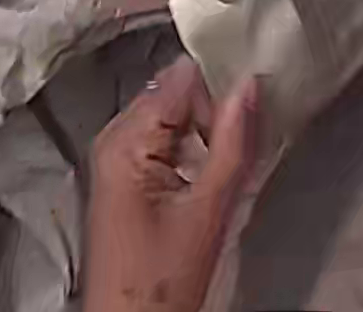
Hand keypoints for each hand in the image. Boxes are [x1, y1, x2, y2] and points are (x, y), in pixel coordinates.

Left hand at [84, 58, 258, 311]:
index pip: (181, 79)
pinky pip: (162, 134)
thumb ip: (232, 142)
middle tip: (234, 147)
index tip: (244, 113)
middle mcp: (114, 136)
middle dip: (210, 112)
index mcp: (126, 140)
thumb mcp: (208, 210)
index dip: (217, 90)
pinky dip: (188, 144)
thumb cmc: (161, 284)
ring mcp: (115, 153)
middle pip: (174, 91)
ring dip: (202, 129)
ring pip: (171, 112)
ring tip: (221, 165)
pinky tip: (203, 174)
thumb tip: (249, 84)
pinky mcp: (123, 170)